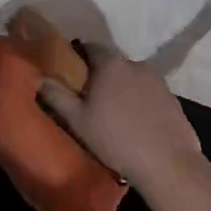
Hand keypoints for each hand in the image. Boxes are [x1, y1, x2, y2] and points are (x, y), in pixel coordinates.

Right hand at [37, 46, 202, 189]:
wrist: (167, 164)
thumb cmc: (115, 139)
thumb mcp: (77, 120)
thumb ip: (56, 95)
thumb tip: (38, 77)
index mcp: (110, 63)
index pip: (89, 47)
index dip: (78, 58)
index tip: (71, 76)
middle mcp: (135, 63)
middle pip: (111, 64)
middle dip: (100, 77)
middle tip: (90, 101)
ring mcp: (158, 80)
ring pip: (131, 79)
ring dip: (122, 90)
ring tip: (114, 117)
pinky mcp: (172, 98)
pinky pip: (148, 94)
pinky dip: (140, 103)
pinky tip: (136, 125)